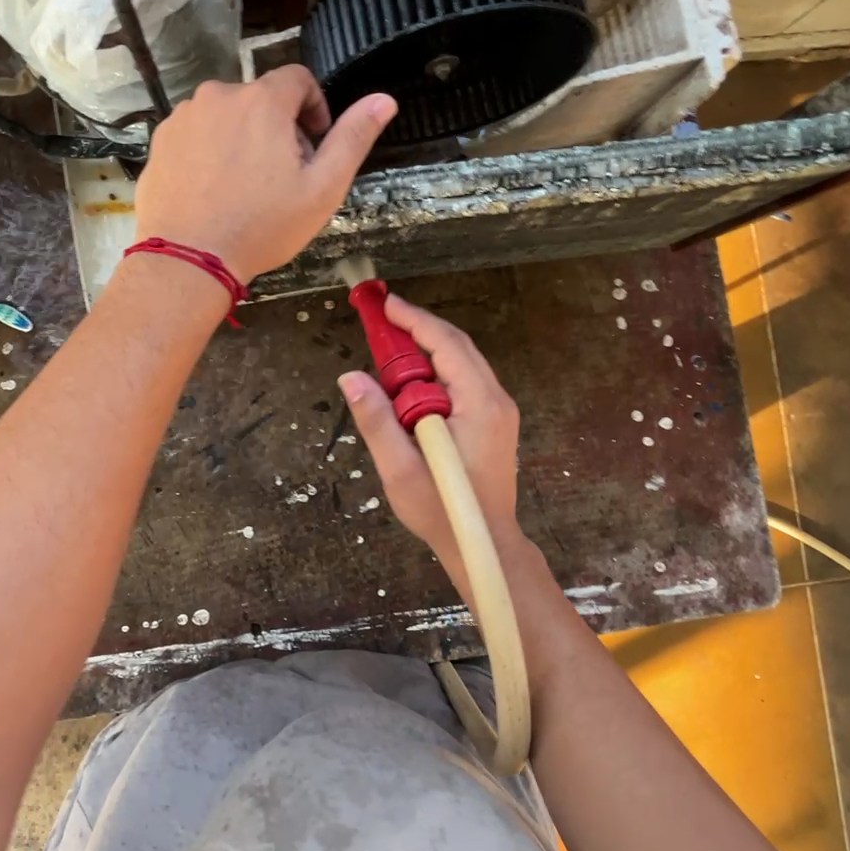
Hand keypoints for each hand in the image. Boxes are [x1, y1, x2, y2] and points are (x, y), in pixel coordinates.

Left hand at [134, 66, 395, 279]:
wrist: (189, 259)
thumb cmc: (262, 227)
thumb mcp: (322, 188)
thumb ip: (352, 138)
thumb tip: (384, 100)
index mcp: (262, 100)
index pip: (298, 79)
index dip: (314, 109)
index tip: (313, 147)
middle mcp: (218, 96)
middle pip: (260, 99)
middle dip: (277, 129)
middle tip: (281, 178)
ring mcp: (183, 117)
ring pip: (225, 117)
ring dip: (241, 139)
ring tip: (244, 188)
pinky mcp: (160, 141)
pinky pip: (195, 135)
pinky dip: (209, 153)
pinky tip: (214, 191)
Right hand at [339, 295, 522, 574]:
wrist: (483, 546)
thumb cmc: (441, 512)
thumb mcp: (400, 469)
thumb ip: (377, 420)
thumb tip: (350, 376)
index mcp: (479, 404)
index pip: (446, 345)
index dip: (414, 320)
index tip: (384, 304)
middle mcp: (496, 400)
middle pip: (457, 348)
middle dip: (418, 329)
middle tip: (380, 320)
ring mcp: (499, 412)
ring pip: (462, 363)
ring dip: (426, 350)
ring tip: (389, 348)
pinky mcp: (494, 424)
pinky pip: (464, 382)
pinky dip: (435, 372)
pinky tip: (411, 382)